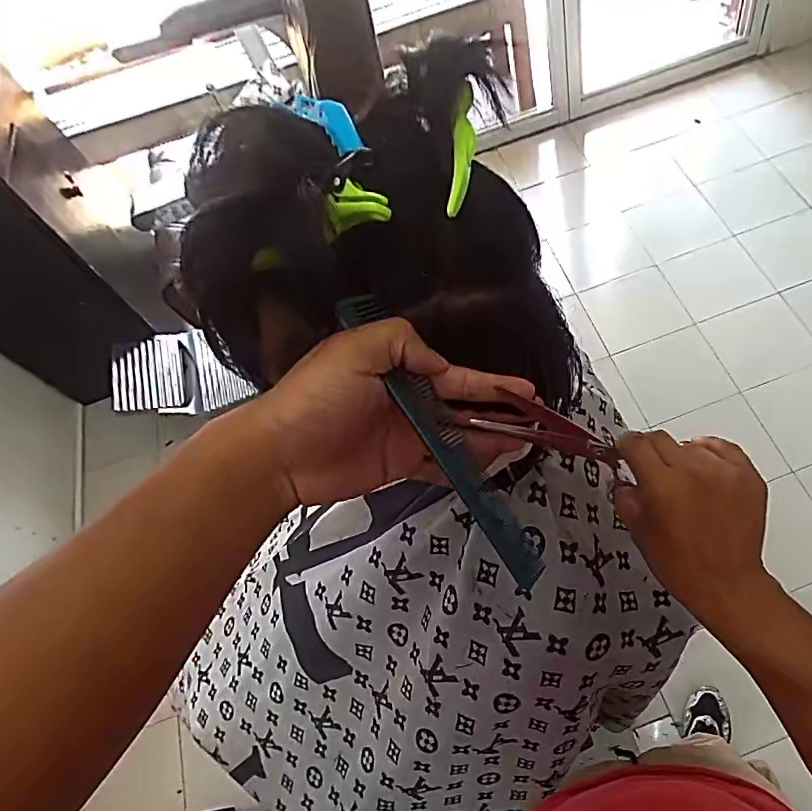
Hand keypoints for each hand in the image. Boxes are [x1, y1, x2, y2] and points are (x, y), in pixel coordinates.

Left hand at [232, 318, 534, 506]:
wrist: (279, 455)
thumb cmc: (311, 400)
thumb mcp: (352, 351)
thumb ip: (399, 342)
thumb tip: (439, 362)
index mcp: (400, 371)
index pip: (457, 377)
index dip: (493, 385)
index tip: (524, 391)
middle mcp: (409, 402)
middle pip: (465, 408)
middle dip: (500, 412)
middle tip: (533, 419)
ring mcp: (407, 436)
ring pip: (460, 438)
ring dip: (490, 440)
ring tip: (520, 443)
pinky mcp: (401, 465)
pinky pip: (441, 466)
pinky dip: (464, 468)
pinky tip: (486, 467)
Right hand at [613, 431, 776, 625]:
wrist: (727, 584)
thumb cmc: (687, 569)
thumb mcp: (642, 536)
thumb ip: (628, 500)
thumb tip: (624, 483)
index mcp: (662, 485)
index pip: (636, 444)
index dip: (626, 447)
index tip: (626, 452)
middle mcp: (693, 471)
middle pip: (662, 440)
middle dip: (651, 452)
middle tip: (652, 471)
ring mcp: (723, 471)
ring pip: (693, 445)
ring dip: (684, 457)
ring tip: (685, 485)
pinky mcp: (746, 476)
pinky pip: (724, 450)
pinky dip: (712, 457)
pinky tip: (706, 473)